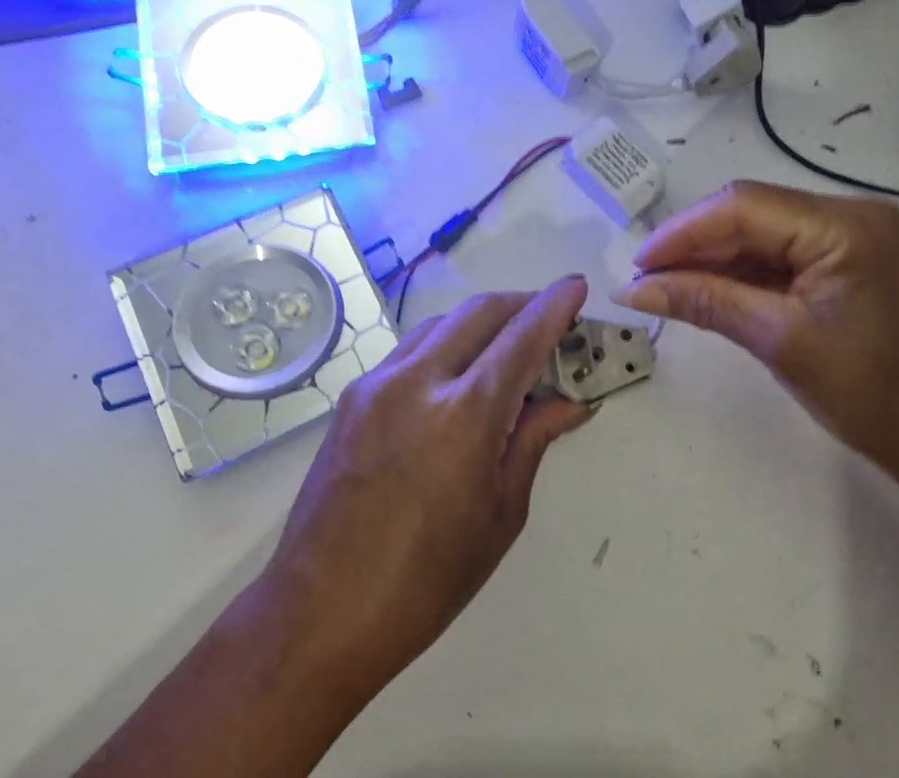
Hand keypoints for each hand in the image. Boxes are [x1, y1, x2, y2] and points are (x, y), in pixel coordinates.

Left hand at [256, 276, 593, 701]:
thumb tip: (570, 402)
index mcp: (464, 413)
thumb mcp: (501, 513)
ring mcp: (376, 385)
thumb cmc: (428, 579)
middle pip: (479, 312)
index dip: (555, 306)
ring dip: (481, 322)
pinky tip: (460, 376)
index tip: (578, 286)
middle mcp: (417, 381)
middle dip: (521, 304)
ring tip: (509, 347)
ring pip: (440, 324)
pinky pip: (410, 351)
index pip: (522, 337)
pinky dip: (446, 345)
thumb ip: (532, 441)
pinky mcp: (352, 400)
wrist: (321, 612)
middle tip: (552, 320)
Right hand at [610, 181, 898, 481]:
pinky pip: (786, 254)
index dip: (682, 232)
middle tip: (647, 282)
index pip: (744, 206)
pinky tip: (710, 291)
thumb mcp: (779, 342)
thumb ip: (706, 301)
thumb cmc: (869, 394)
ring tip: (668, 288)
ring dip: (717, 259)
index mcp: (844, 226)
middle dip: (696, 245)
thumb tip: (634, 289)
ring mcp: (855, 237)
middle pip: (753, 213)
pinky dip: (746, 273)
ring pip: (765, 233)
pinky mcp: (852, 262)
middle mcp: (852, 215)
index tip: (637, 267)